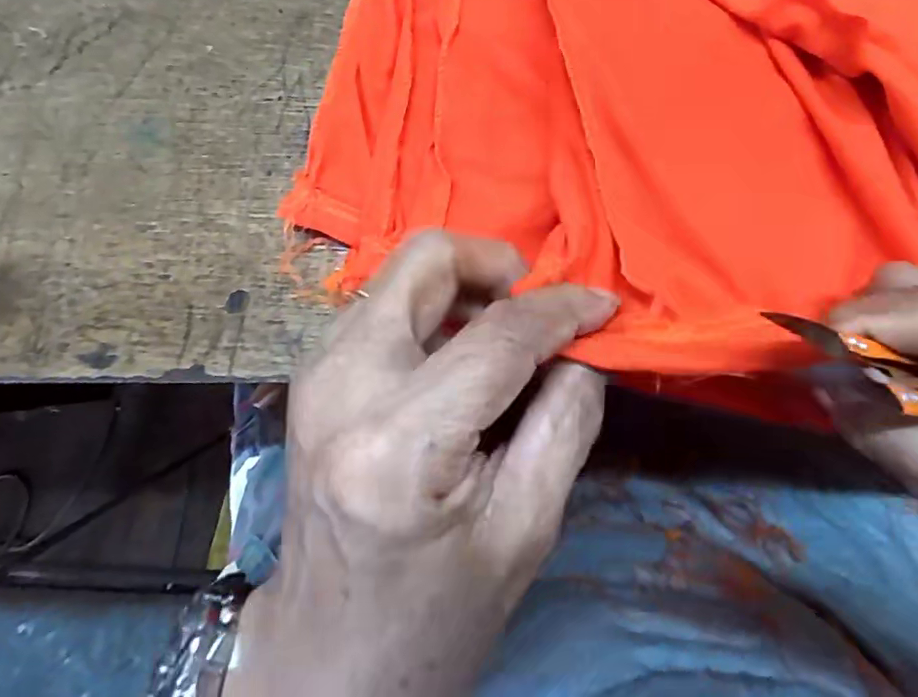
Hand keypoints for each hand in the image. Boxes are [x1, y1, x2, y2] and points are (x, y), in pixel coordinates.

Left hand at [229, 231, 617, 696]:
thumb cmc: (437, 612)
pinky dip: (439, 307)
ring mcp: (317, 373)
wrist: (327, 659)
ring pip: (405, 271)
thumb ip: (568, 417)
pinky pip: (388, 301)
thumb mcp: (528, 526)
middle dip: (499, 265)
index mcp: (399, 442)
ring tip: (506, 336)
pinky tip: (463, 355)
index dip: (561, 309)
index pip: (498, 336)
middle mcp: (344, 385)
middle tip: (538, 311)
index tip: (603, 305)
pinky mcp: (315, 373)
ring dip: (468, 286)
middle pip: (429, 260)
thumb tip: (581, 343)